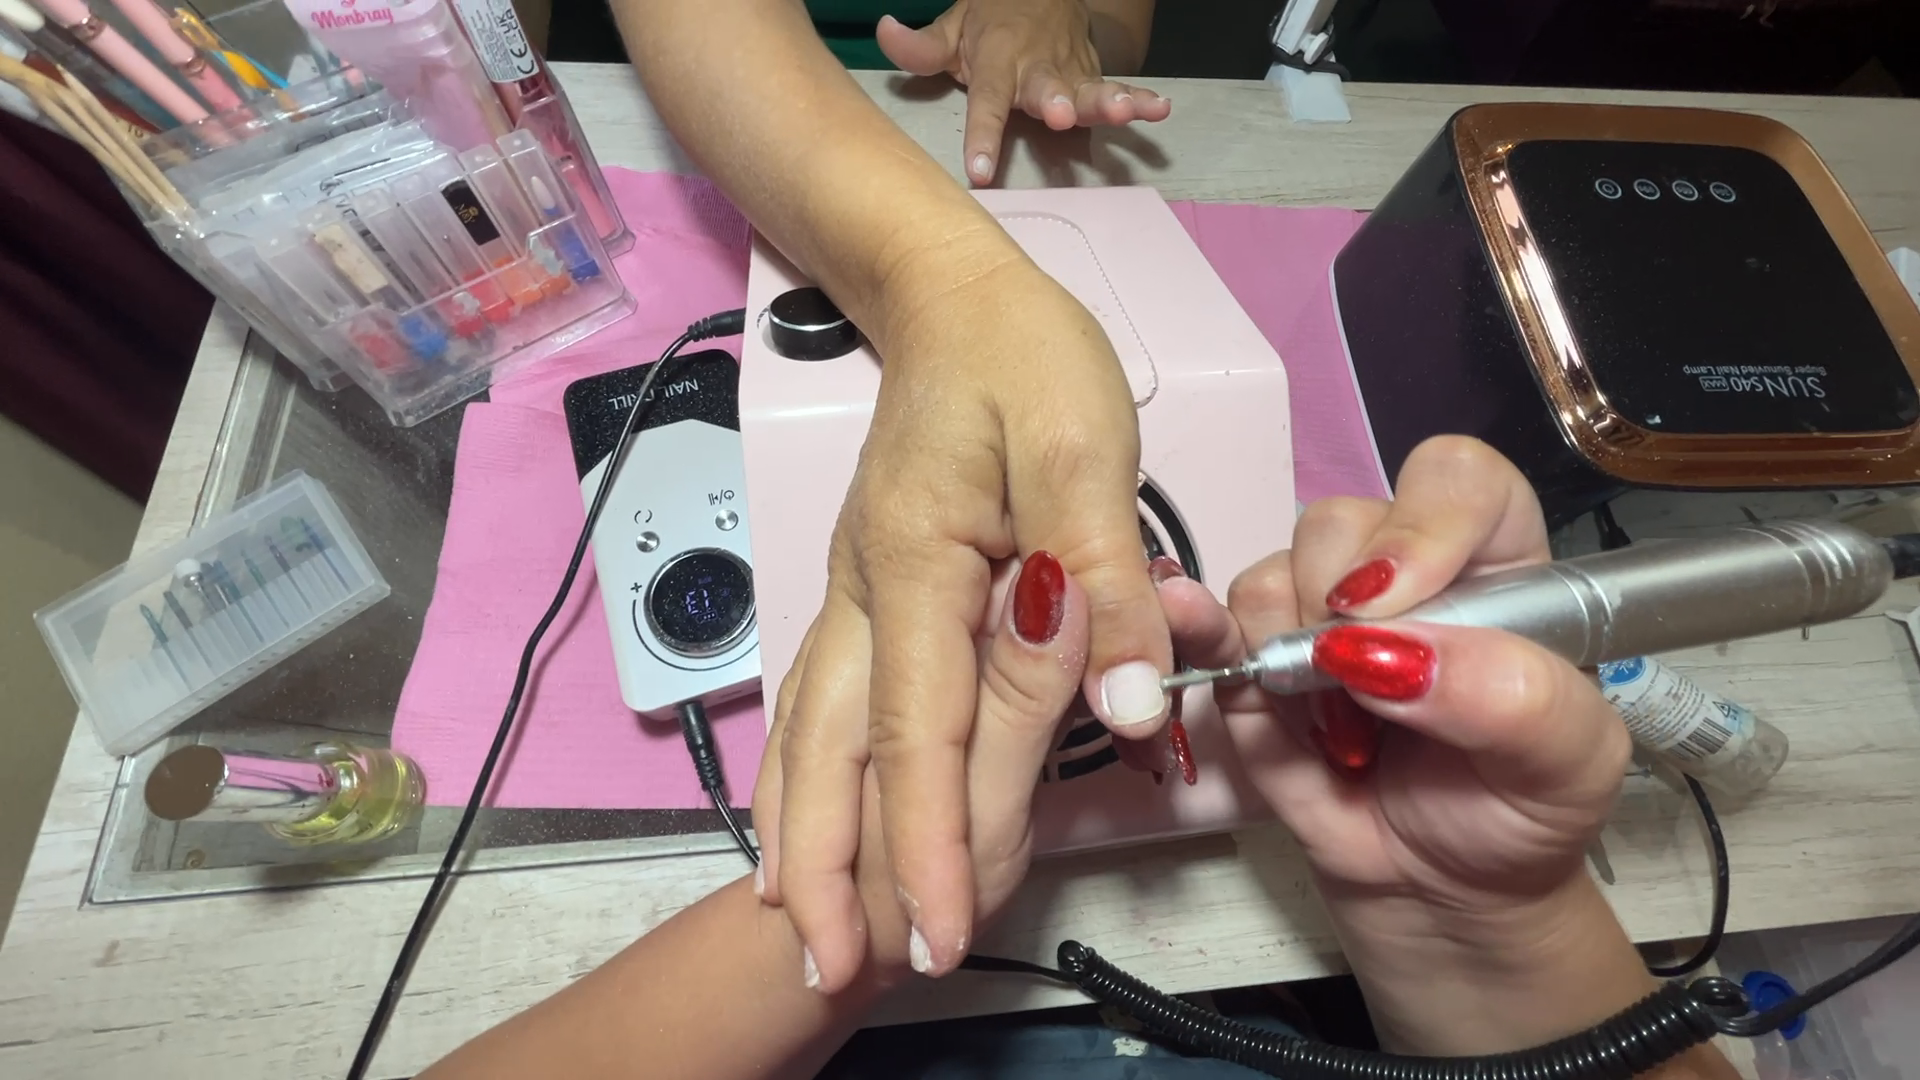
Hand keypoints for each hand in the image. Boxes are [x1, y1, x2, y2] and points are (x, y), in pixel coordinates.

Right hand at [755, 264, 1173, 992]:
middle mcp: (865, 587)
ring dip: (805, 825)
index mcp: (915, 560)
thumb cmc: (1021, 362)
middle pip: (839, 738)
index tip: (930, 931)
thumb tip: (1125, 696)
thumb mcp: (1084, 450)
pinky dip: (804, 764)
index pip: (919, 722)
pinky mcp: (870, 584)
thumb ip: (1101, 574)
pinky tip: (795, 808)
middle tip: (834, 967)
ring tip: (798, 920)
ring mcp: (855, 587)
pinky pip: (824, 690)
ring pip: (814, 721)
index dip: (926, 831)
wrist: (954, 303)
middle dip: (839, 860)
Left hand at [877, 0, 1169, 184]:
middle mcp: (1037, 68)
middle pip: (1046, 88)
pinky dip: (1140, 99)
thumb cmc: (991, 23)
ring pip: (1088, 88)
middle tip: (1059, 118)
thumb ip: (923, 46)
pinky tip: (1159, 110)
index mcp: (998, 61)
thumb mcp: (954, 29)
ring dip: (1106, 101)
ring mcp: (1069, 73)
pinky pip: (1116, 89)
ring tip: (1125, 113)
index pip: (987, 102)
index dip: (984, 135)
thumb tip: (885, 35)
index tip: (981, 171)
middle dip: (1054, 103)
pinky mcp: (1091, 79)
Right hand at [1159, 437, 1640, 1051]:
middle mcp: (1389, 575)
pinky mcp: (1249, 654)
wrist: (1430, 879)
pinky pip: (1211, 617)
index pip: (1456, 482)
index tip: (1394, 600)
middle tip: (1363, 687)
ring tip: (1336, 730)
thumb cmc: (1511, 810)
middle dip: (1339, 601)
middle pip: (1338, 520)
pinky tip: (1238, 666)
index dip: (1422, 520)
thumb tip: (1376, 651)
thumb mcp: (1563, 766)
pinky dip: (1206, 631)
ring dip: (1291, 651)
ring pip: (1272, 571)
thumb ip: (1508, 699)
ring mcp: (1309, 613)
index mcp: (1487, 571)